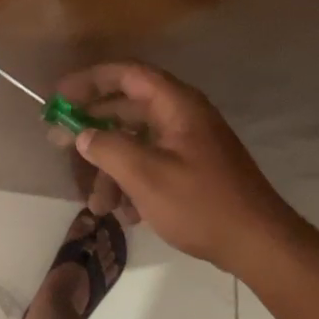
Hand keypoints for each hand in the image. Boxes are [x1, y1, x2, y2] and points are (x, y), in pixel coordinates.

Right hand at [56, 61, 299, 273]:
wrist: (259, 245)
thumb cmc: (201, 204)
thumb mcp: (146, 175)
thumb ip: (108, 148)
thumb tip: (83, 135)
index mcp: (177, 105)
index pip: (127, 74)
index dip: (90, 80)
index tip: (60, 96)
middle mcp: (183, 116)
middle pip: (127, 108)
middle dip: (93, 129)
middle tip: (59, 143)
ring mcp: (190, 144)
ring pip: (137, 142)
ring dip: (111, 169)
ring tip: (97, 203)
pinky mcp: (194, 170)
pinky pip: (153, 163)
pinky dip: (133, 182)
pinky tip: (125, 213)